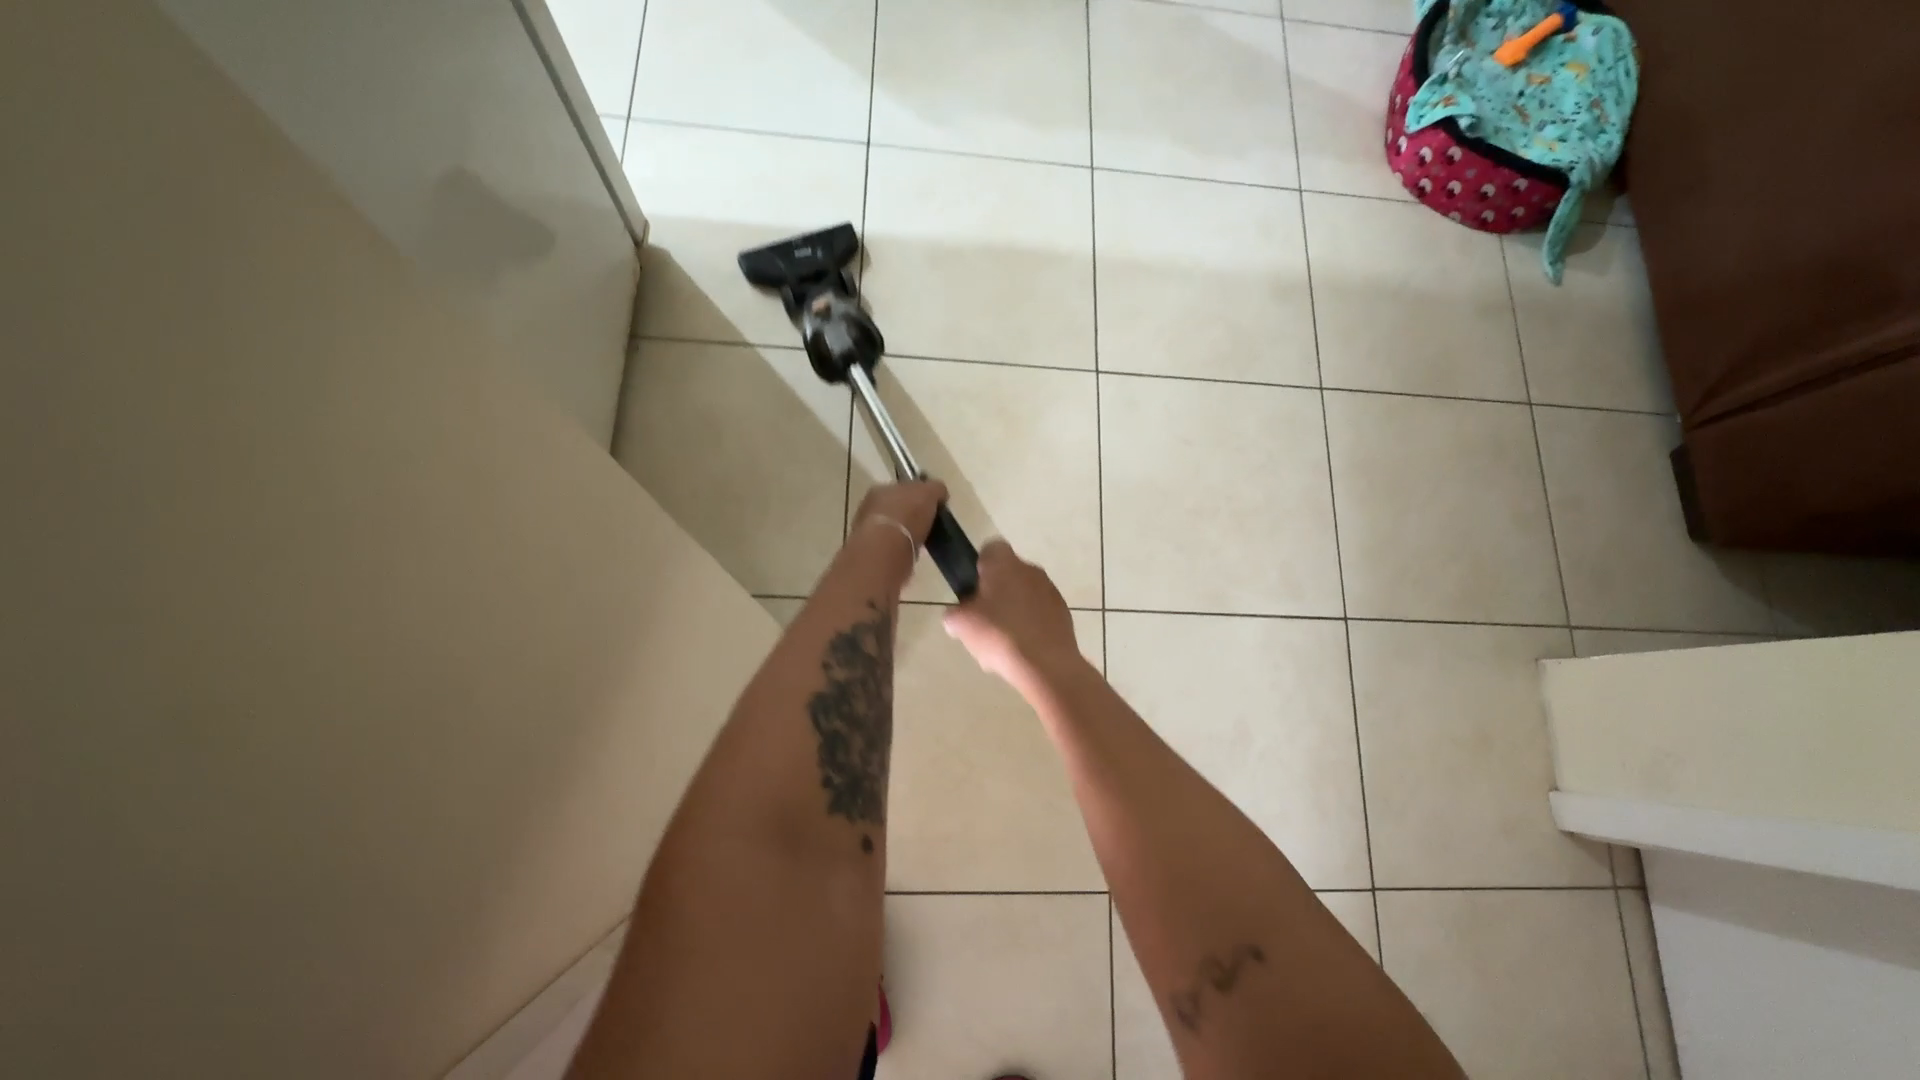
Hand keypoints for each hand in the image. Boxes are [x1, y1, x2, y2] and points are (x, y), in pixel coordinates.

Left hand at [847, 480, 948, 584]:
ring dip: (905, 531)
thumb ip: (935, 489)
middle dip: (910, 513)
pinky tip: (912, 552)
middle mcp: (871, 506)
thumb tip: (939, 493)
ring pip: (893, 526)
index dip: (919, 494)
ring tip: (922, 540)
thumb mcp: (929, 492)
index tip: (932, 504)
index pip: (903, 487)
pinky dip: (902, 547)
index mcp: (882, 488)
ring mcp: (868, 529)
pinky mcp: (872, 551)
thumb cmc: (907, 514)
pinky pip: (891, 545)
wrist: (886, 549)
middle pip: (896, 506)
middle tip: (927, 523)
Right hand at [942, 541, 1083, 688]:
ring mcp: (1050, 591)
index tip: (973, 589)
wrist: (1044, 664)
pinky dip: (1031, 626)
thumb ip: (954, 614)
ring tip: (1002, 642)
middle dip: (996, 593)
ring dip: (1014, 611)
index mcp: (1004, 563)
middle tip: (983, 619)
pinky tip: (1022, 649)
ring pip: (1024, 595)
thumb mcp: (960, 624)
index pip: (990, 549)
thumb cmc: (998, 634)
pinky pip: (1040, 614)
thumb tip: (957, 616)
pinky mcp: (1063, 613)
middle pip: (1008, 575)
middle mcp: (1030, 569)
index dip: (979, 566)